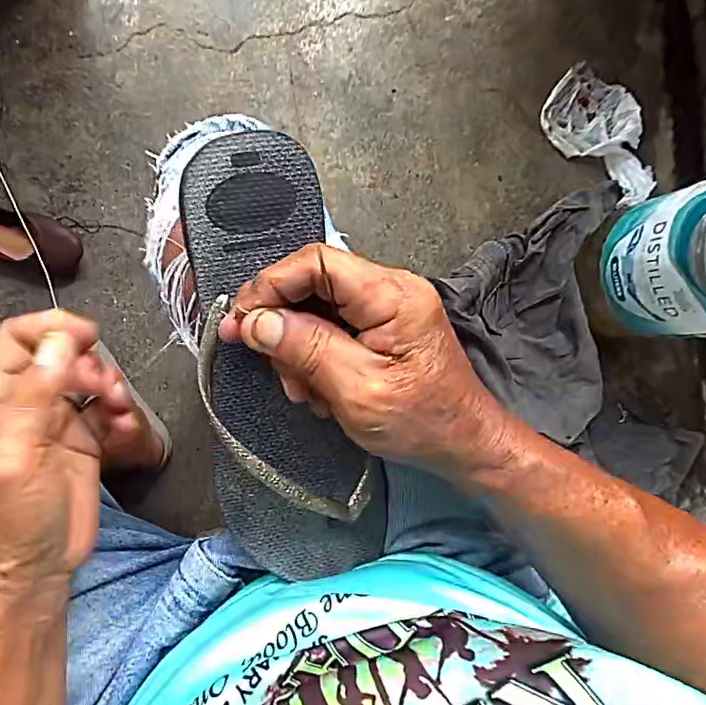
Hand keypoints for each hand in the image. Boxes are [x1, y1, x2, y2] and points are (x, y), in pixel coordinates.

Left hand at [0, 310, 136, 593]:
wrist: (31, 574)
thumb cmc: (9, 522)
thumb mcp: (13, 457)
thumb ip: (33, 396)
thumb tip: (58, 344)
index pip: (14, 340)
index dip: (48, 328)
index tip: (84, 334)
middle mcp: (25, 407)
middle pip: (58, 355)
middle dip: (88, 361)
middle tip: (105, 386)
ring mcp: (55, 424)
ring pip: (86, 380)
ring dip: (109, 385)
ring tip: (119, 408)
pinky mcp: (82, 444)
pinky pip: (106, 412)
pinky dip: (120, 412)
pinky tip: (124, 428)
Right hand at [217, 244, 521, 479]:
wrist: (463, 443)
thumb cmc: (424, 422)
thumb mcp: (357, 390)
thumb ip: (306, 349)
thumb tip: (257, 322)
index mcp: (392, 295)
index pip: (316, 261)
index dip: (271, 285)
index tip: (242, 319)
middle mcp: (391, 289)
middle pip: (312, 283)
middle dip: (283, 325)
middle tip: (269, 363)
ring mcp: (386, 308)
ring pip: (316, 308)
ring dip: (297, 348)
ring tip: (305, 389)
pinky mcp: (381, 327)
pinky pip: (331, 327)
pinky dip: (315, 357)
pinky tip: (320, 388)